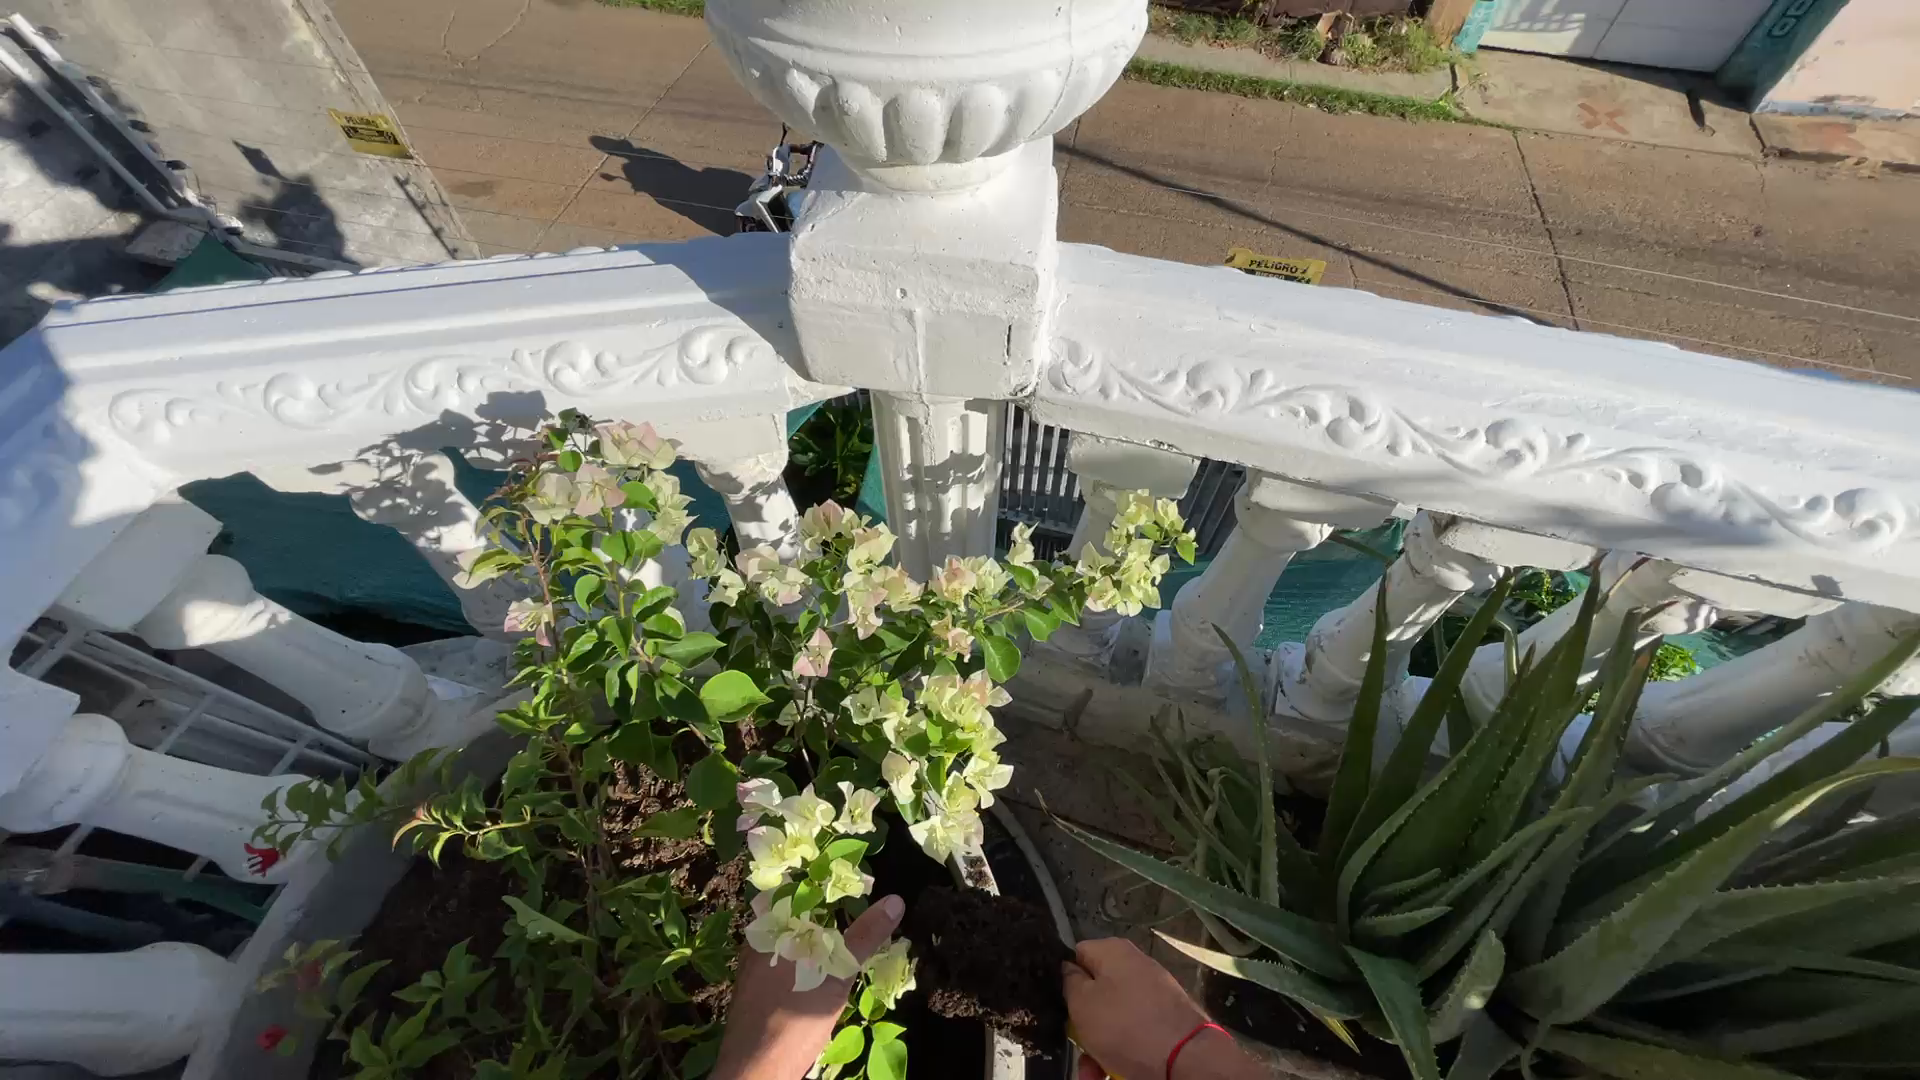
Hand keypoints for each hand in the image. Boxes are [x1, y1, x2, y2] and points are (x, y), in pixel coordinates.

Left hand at [712, 895, 904, 1079]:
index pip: (796, 883)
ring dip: (816, 931)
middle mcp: (759, 940)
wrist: (757, 1074)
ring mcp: (756, 966)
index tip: (851, 872)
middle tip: (858, 899)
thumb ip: (864, 935)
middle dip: (824, 904)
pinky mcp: (759, 990)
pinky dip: (807, 953)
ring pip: (790, 936)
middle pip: (794, 909)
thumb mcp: (836, 972)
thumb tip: (895, 899)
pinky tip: (825, 964)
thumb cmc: (794, 1015)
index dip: (823, 876)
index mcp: (772, 926)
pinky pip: (785, 958)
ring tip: (847, 927)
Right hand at [1062, 938, 1243, 1079]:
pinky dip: (1123, 1056)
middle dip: (1083, 1028)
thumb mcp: (1083, 1003)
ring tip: (1093, 1077)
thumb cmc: (1127, 1026)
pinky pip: (1136, 1036)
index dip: (1066, 982)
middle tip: (1078, 1052)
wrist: (1190, 1062)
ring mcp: (1154, 995)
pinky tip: (1115, 1077)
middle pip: (1096, 994)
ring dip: (1099, 1050)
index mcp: (1113, 951)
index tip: (1062, 1008)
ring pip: (1114, 1021)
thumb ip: (1069, 982)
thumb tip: (1069, 970)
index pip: (1078, 956)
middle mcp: (1134, 967)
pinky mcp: (1168, 1023)